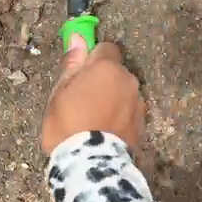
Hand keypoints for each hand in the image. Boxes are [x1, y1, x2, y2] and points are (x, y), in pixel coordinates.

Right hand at [40, 38, 143, 154]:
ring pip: (122, 92)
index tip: (78, 75)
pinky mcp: (142, 124)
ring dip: (111, 99)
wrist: (90, 164)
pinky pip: (127, 111)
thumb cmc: (67, 125)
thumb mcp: (59, 94)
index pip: (105, 48)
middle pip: (115, 72)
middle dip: (102, 81)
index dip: (92, 60)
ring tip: (92, 121)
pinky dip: (117, 117)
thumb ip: (71, 65)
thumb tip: (77, 38)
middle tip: (80, 102)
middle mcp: (128, 80)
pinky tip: (103, 131)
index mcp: (107, 68)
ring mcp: (138, 103)